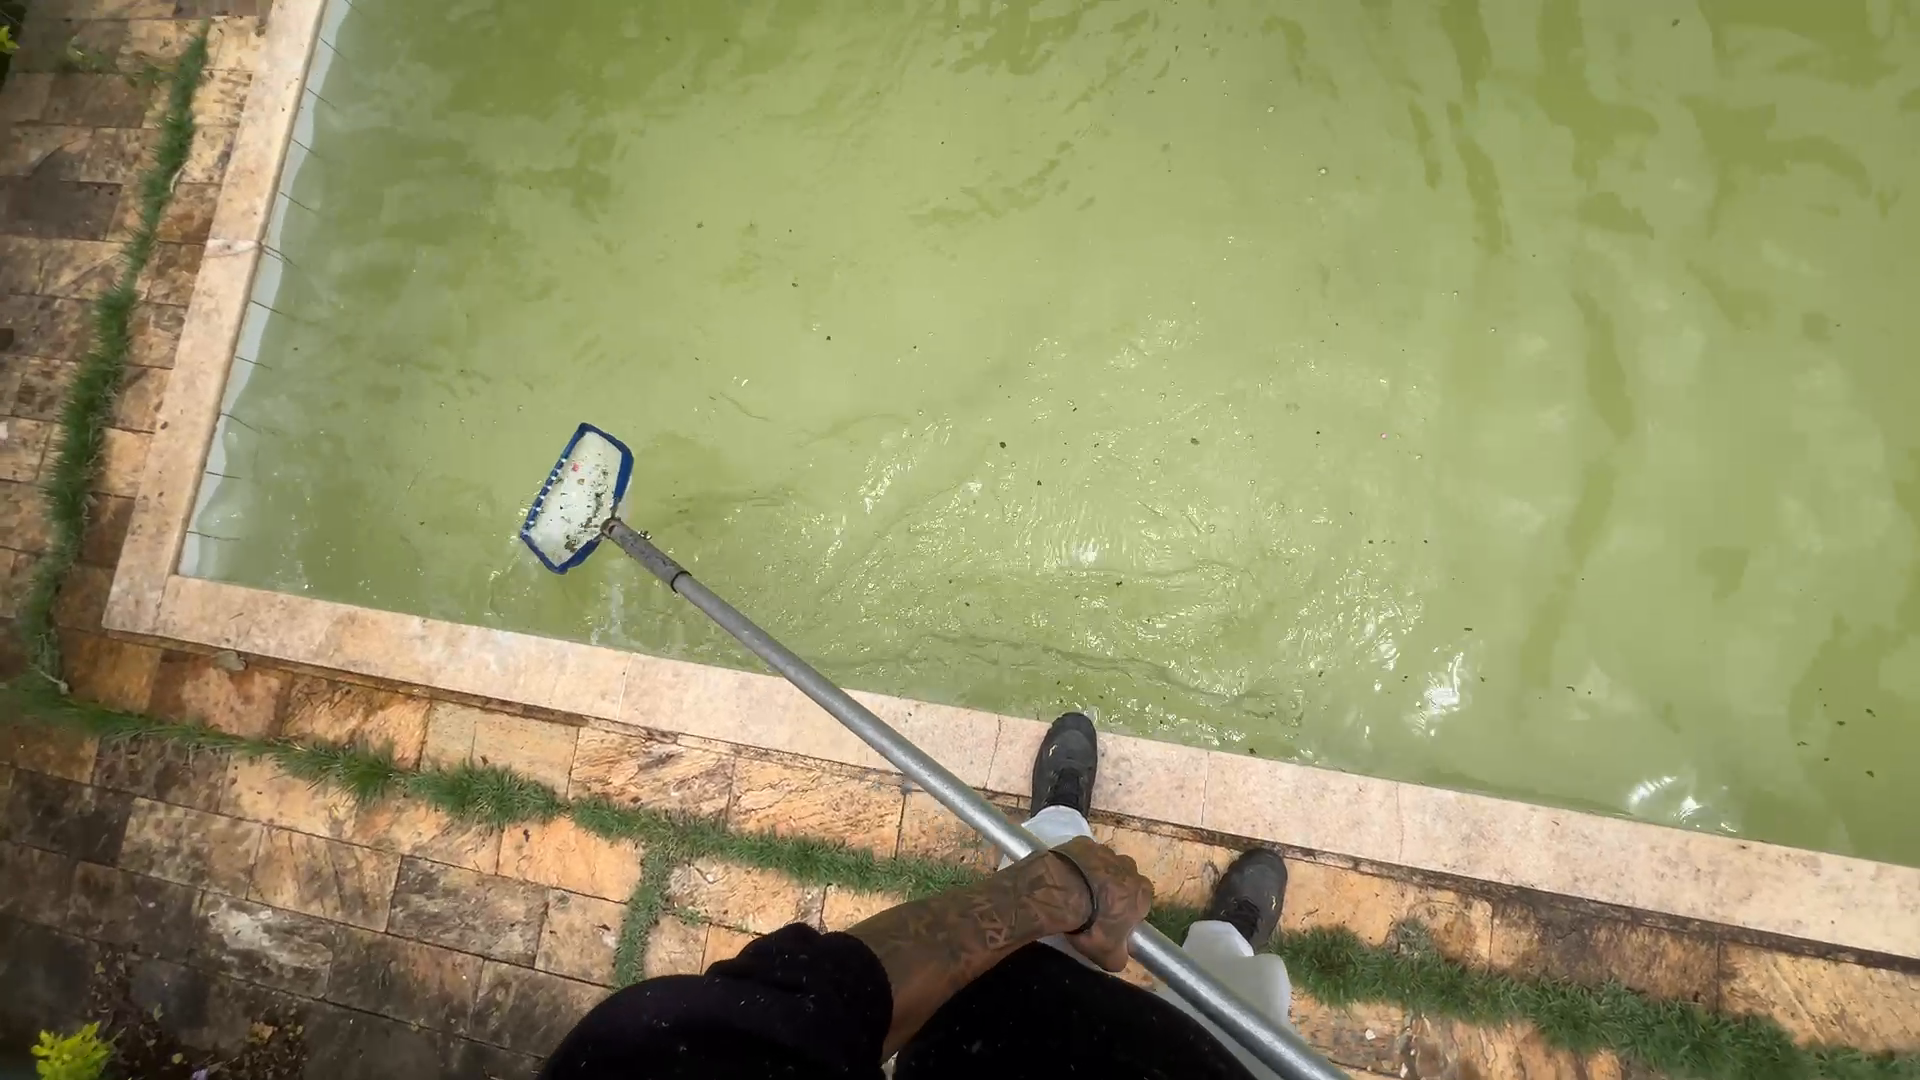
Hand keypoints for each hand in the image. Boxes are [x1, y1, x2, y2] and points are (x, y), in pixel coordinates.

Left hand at [1049, 836, 1153, 971]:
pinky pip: (1082, 853)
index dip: (1128, 911)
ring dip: (1094, 874)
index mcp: (1141, 891)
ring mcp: (1104, 850)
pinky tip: (1065, 875)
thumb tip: (1118, 955)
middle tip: (1095, 907)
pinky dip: (1076, 862)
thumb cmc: (1092, 924)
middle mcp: (1127, 866)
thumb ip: (1120, 955)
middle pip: (1124, 878)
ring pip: (1103, 863)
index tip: (1114, 921)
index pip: (1142, 900)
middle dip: (1113, 889)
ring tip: (1076, 891)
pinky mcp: (1081, 841)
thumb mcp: (1110, 956)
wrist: (1060, 892)